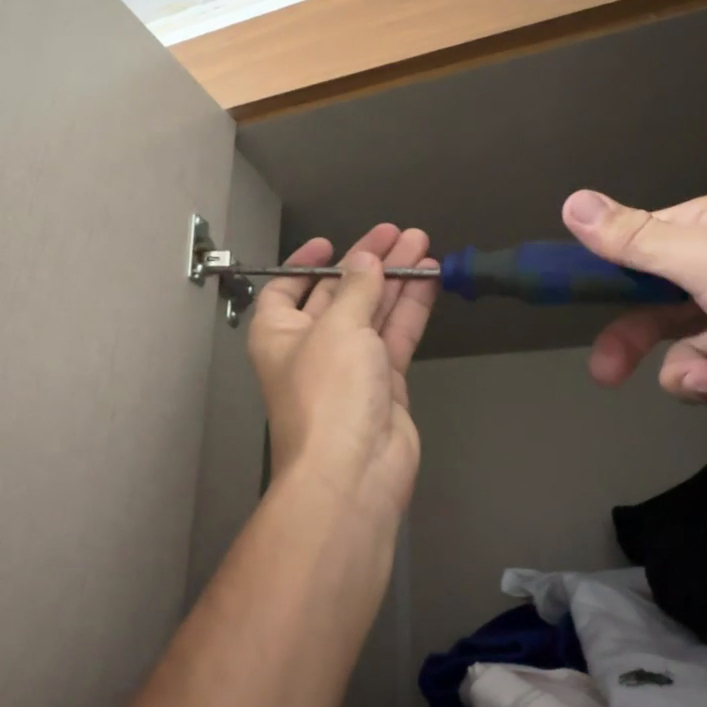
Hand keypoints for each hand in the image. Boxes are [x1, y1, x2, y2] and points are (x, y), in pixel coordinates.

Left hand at [247, 225, 438, 516]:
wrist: (354, 472)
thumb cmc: (327, 395)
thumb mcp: (338, 328)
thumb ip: (356, 288)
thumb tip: (365, 259)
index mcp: (278, 334)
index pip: (285, 289)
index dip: (306, 264)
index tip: (330, 243)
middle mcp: (310, 348)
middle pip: (337, 295)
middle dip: (366, 263)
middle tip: (397, 234)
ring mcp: (348, 367)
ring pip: (372, 313)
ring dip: (395, 280)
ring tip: (421, 245)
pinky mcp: (383, 385)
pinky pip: (395, 337)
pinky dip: (410, 309)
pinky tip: (429, 281)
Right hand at [560, 189, 706, 441]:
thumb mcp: (706, 260)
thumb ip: (633, 239)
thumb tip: (570, 200)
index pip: (641, 246)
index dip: (606, 275)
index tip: (575, 302)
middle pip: (659, 308)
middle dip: (638, 342)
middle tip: (607, 375)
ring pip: (694, 355)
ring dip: (702, 376)